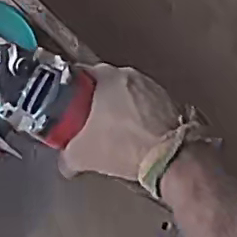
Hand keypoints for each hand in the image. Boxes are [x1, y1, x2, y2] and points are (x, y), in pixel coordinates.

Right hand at [59, 64, 187, 181]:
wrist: (170, 160)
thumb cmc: (128, 146)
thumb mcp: (82, 155)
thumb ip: (67, 156)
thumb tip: (66, 162)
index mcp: (105, 76)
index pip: (79, 73)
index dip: (70, 90)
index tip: (67, 104)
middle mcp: (130, 75)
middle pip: (104, 83)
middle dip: (96, 101)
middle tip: (89, 121)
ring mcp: (152, 87)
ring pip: (127, 93)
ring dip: (120, 109)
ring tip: (114, 132)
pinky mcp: (170, 102)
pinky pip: (147, 106)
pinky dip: (140, 118)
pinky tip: (135, 137)